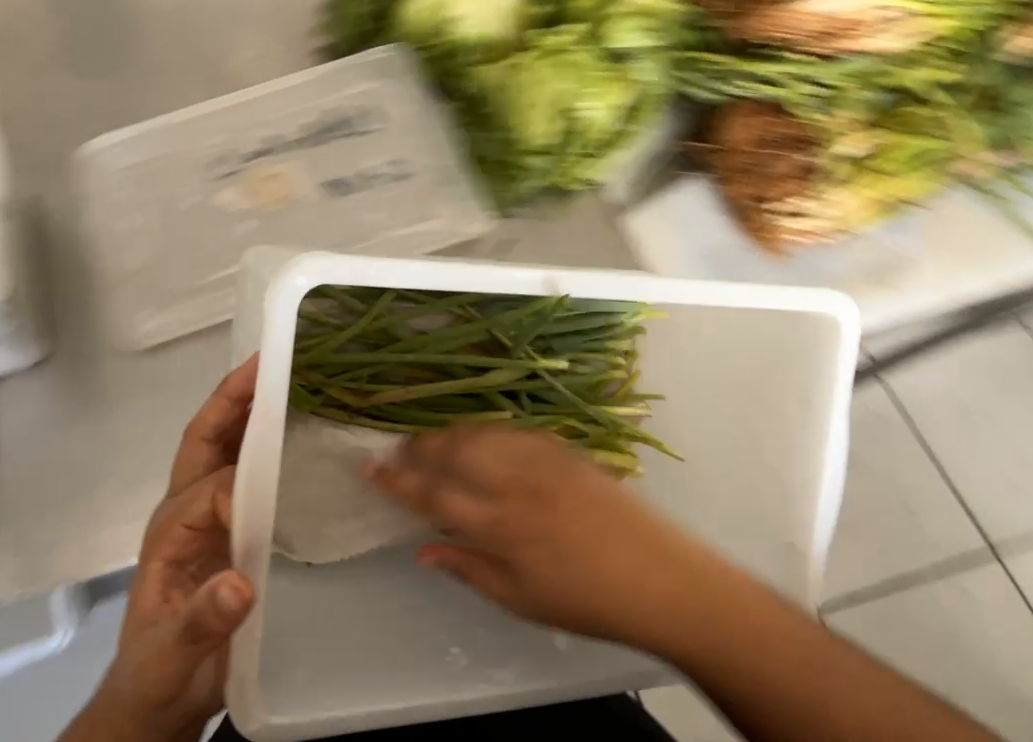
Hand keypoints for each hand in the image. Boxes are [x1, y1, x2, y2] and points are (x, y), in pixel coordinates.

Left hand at [71, 357, 258, 741]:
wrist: (159, 698)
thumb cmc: (159, 673)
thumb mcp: (171, 656)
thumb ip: (200, 622)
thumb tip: (240, 584)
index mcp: (169, 532)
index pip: (207, 490)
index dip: (238, 485)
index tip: (275, 489)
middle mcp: (185, 511)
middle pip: (205, 442)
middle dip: (232, 400)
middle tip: (270, 363)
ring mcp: (207, 517)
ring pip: (224, 449)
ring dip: (250, 411)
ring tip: (289, 380)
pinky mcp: (229, 529)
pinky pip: (246, 474)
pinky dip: (266, 445)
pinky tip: (300, 437)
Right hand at [367, 426, 727, 650]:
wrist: (664, 580)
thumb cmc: (587, 601)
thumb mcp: (520, 600)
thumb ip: (467, 567)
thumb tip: (422, 548)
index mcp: (501, 526)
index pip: (433, 494)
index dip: (397, 481)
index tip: (369, 468)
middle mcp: (516, 483)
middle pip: (452, 451)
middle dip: (417, 447)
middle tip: (396, 450)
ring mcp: (543, 461)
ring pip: (480, 433)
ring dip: (448, 434)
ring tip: (430, 442)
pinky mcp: (567, 450)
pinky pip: (513, 431)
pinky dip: (486, 431)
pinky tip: (479, 439)